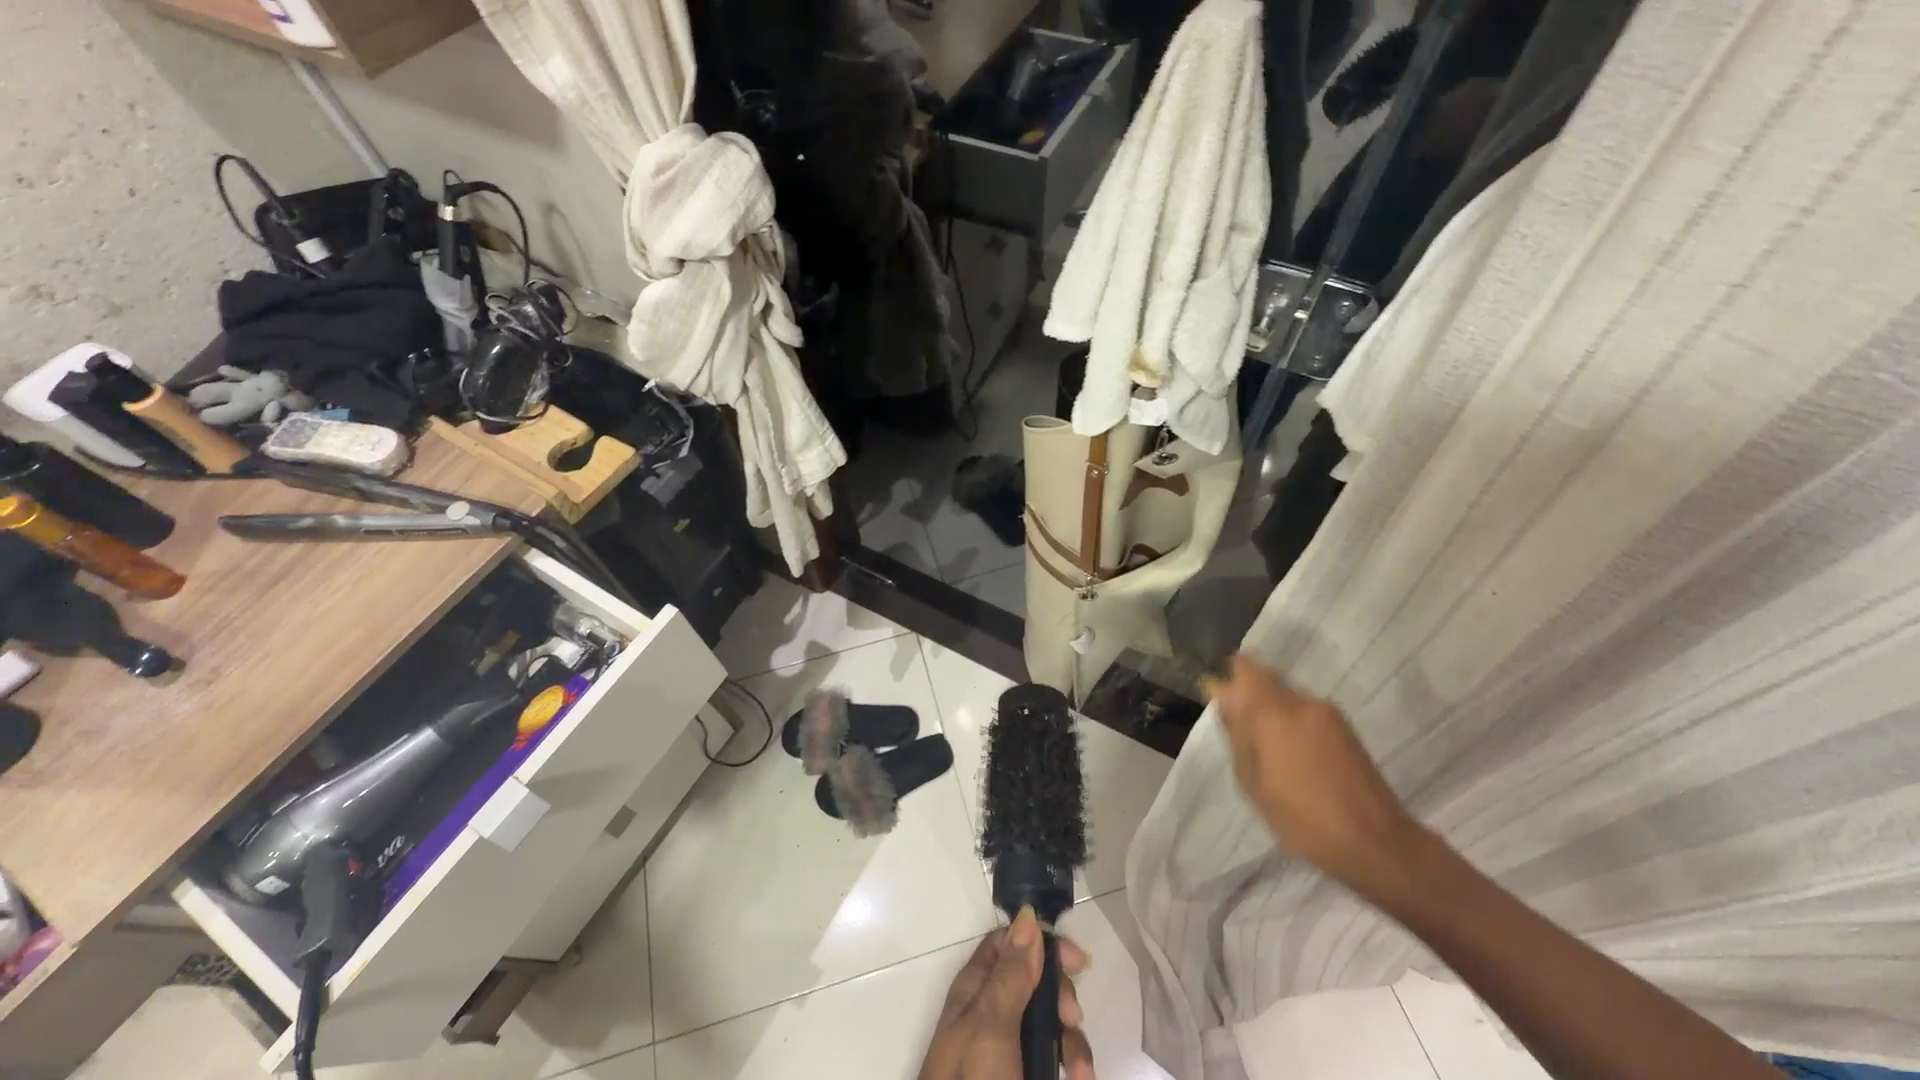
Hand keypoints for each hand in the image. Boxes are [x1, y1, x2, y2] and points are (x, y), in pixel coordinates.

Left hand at [919, 907, 1095, 1078]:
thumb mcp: (991, 1028)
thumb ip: (1011, 975)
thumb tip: (1027, 916)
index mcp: (975, 991)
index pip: (1009, 943)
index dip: (1043, 944)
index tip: (1077, 962)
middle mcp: (991, 1012)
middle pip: (1037, 980)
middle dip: (1062, 997)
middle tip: (1071, 1016)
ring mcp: (1008, 1047)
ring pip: (1052, 1023)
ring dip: (1073, 1042)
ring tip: (1078, 1072)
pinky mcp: (1025, 1074)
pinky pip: (1057, 1059)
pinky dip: (1073, 1067)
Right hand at [1205, 654, 1425, 889]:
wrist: (1374, 841)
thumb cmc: (1301, 818)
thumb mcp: (1253, 783)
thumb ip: (1237, 735)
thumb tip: (1223, 699)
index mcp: (1273, 713)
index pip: (1245, 668)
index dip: (1229, 675)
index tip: (1220, 697)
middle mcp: (1302, 702)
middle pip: (1268, 679)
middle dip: (1251, 695)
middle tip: (1241, 731)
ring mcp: (1329, 714)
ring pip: (1289, 697)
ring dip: (1274, 712)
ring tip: (1268, 751)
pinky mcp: (1346, 730)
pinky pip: (1308, 713)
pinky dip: (1294, 724)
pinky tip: (1293, 757)